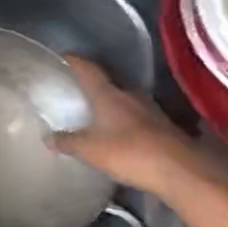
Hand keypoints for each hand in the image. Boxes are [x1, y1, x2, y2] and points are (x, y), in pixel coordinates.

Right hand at [55, 56, 227, 204]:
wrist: (180, 169)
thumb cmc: (129, 152)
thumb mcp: (90, 150)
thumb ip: (68, 142)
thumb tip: (47, 137)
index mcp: (109, 94)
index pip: (88, 69)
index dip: (74, 61)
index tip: (63, 56)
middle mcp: (130, 94)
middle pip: (109, 80)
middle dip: (93, 81)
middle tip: (76, 86)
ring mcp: (149, 109)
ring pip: (125, 97)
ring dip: (111, 99)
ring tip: (95, 107)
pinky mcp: (162, 125)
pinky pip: (136, 113)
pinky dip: (124, 116)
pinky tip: (118, 128)